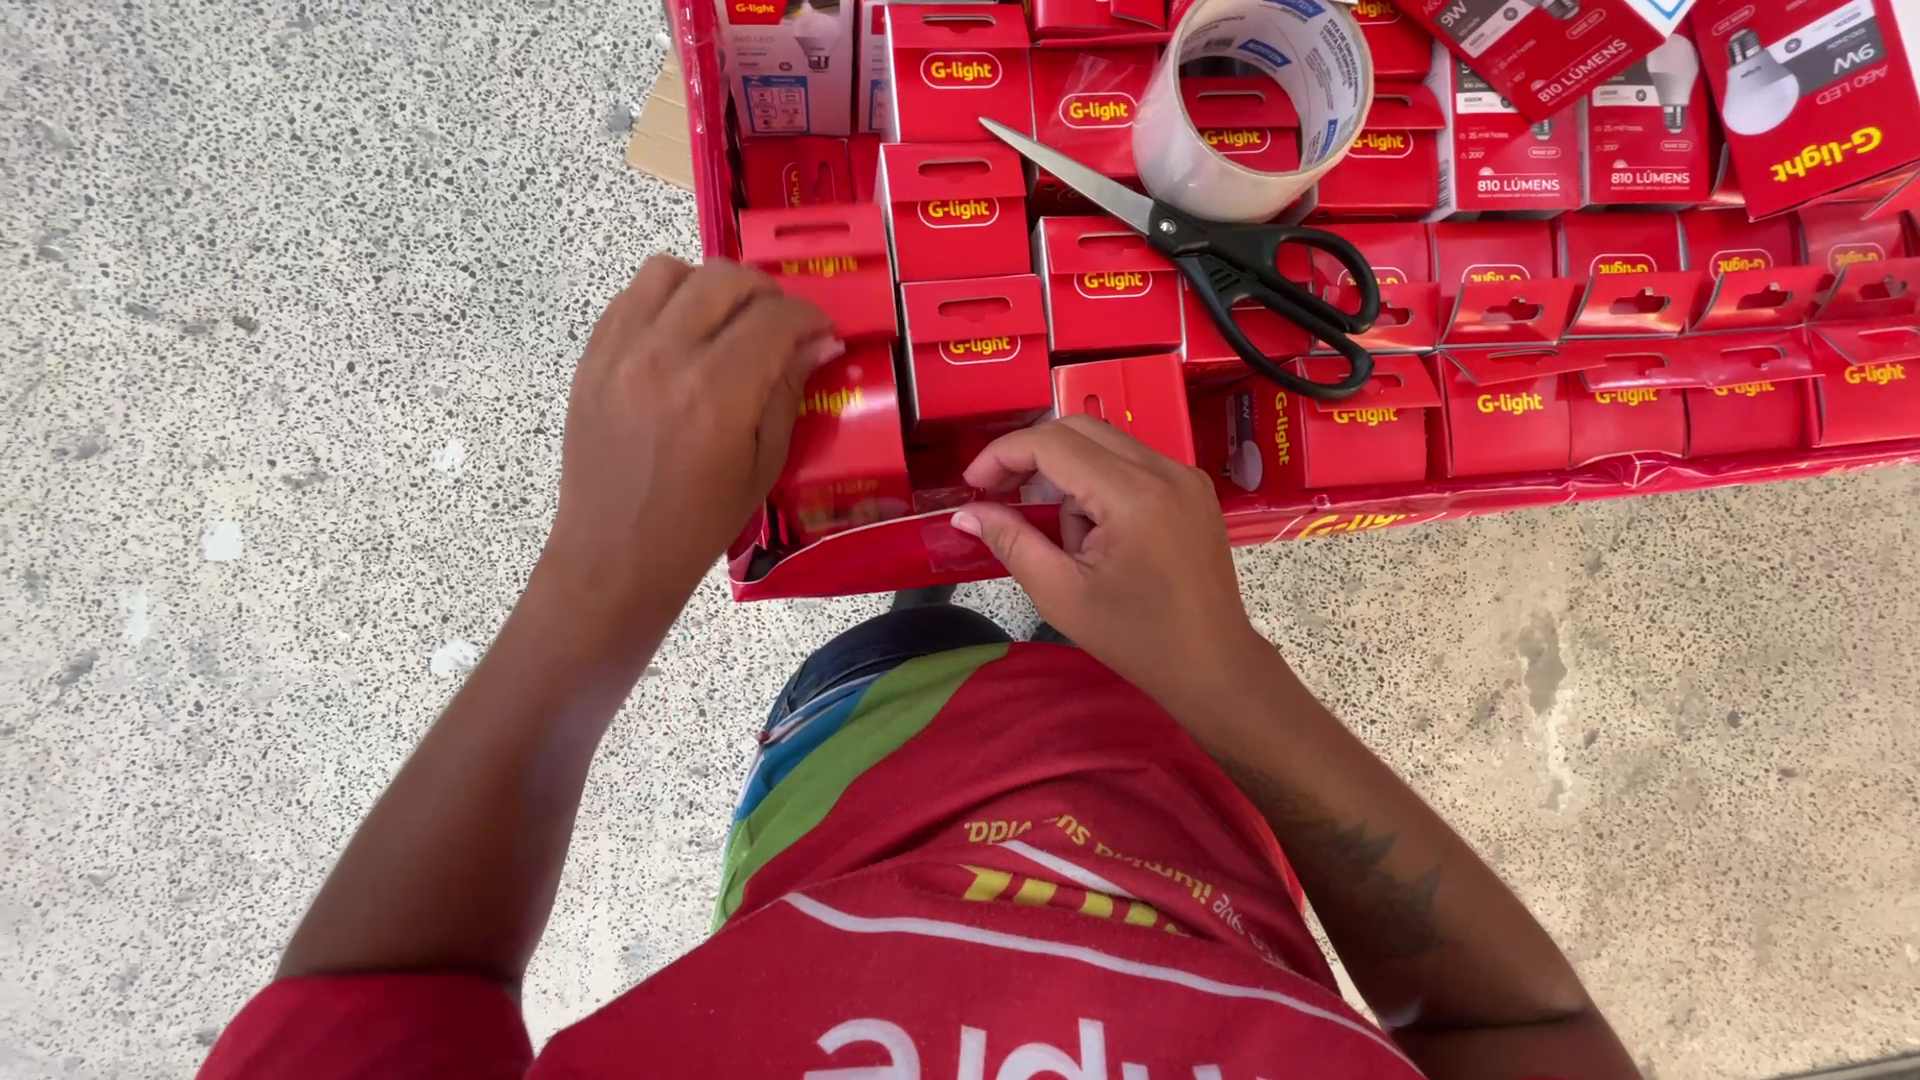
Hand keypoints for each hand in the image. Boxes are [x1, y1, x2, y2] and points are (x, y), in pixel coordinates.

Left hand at [541, 256, 839, 608]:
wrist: (616, 551)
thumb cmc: (700, 522)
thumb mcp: (763, 464)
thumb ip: (788, 393)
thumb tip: (819, 343)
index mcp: (716, 393)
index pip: (774, 319)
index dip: (809, 316)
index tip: (821, 331)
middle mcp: (664, 357)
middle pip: (725, 279)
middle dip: (767, 292)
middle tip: (781, 324)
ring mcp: (619, 351)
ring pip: (671, 270)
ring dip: (710, 285)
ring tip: (726, 321)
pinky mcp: (591, 356)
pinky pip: (630, 295)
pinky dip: (666, 299)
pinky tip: (683, 333)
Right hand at [951, 416, 1270, 719]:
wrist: (1213, 664)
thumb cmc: (1135, 639)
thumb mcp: (1060, 594)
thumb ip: (1011, 542)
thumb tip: (966, 513)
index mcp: (1133, 496)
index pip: (1052, 444)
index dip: (1002, 455)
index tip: (973, 485)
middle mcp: (1164, 470)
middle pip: (1077, 428)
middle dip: (1030, 455)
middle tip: (1000, 494)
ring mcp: (1184, 475)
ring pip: (1103, 443)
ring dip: (1066, 473)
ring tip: (1065, 535)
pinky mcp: (1192, 486)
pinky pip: (1130, 461)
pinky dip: (1098, 481)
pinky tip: (1097, 530)